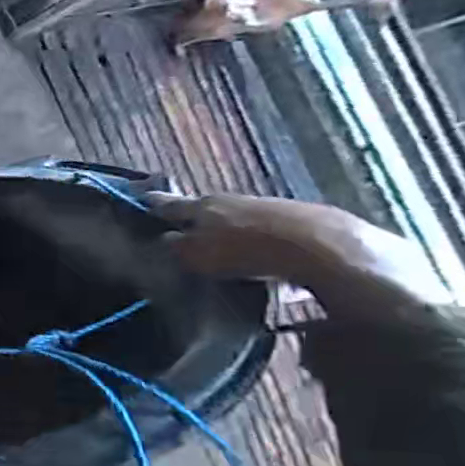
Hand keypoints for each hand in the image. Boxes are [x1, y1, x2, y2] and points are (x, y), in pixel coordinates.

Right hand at [146, 191, 450, 316]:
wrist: (328, 248)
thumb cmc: (247, 253)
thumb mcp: (197, 257)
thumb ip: (175, 248)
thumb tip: (163, 241)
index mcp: (203, 206)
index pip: (167, 204)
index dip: (151, 204)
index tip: (137, 201)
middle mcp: (234, 200)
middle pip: (206, 210)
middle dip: (194, 220)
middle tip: (180, 234)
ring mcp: (273, 208)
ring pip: (240, 220)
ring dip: (230, 233)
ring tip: (223, 254)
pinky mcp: (306, 223)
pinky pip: (271, 234)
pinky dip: (261, 245)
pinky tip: (265, 265)